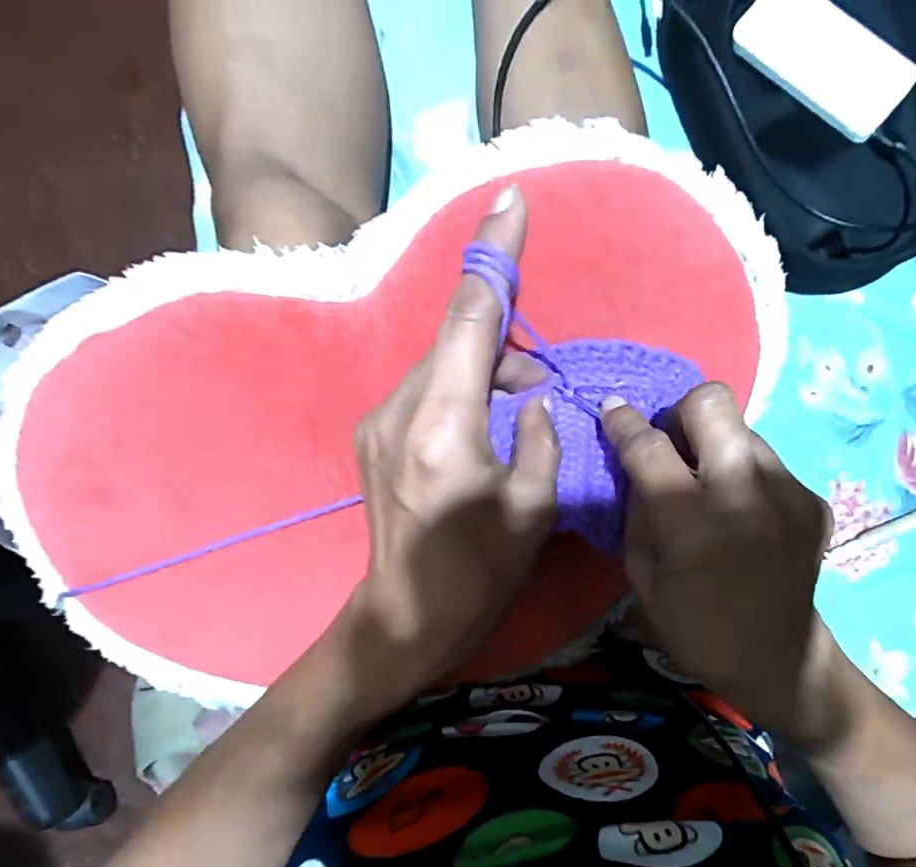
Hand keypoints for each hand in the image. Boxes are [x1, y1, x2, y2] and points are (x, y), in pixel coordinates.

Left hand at [343, 186, 559, 690]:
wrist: (407, 617)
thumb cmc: (477, 572)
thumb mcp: (534, 507)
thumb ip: (541, 435)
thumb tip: (532, 399)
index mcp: (442, 424)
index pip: (470, 319)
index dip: (494, 258)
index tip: (510, 200)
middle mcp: (398, 409)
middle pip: (457, 345)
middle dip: (506, 356)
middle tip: (543, 398)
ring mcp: (376, 423)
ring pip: (440, 370)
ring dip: (484, 380)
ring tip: (518, 425)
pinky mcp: (372, 439)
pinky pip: (424, 395)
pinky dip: (460, 399)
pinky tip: (480, 436)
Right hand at [600, 384, 840, 731]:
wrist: (775, 656)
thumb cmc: (693, 625)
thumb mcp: (641, 573)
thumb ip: (637, 510)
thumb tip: (637, 464)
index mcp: (691, 520)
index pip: (649, 445)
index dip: (623, 422)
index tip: (612, 411)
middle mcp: (744, 490)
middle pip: (711, 402)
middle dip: (681, 414)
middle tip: (672, 446)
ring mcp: (787, 491)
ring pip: (743, 428)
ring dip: (716, 445)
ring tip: (710, 485)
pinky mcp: (812, 499)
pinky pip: (768, 461)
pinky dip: (745, 474)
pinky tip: (743, 512)